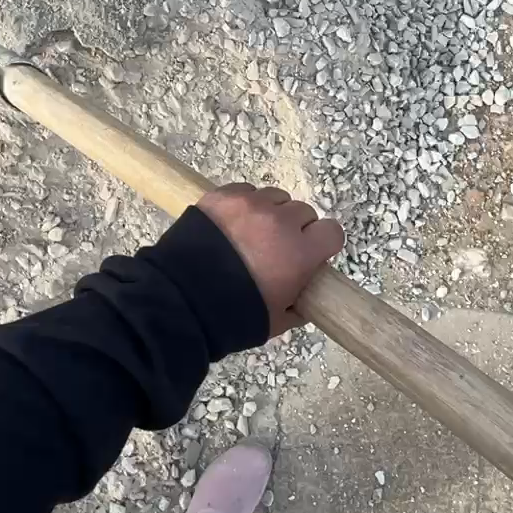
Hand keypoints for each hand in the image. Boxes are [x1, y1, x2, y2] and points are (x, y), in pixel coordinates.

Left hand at [197, 183, 344, 334]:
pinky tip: (230, 225)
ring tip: (250, 235)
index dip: (323, 242)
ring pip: (275, 198)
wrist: (180, 301)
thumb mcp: (278, 320)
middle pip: (303, 212)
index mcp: (300, 252)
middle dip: (295, 229)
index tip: (311, 252)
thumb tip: (307, 294)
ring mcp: (250, 205)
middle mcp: (280, 222)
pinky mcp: (222, 195)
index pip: (332, 231)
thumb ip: (301, 303)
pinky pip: (246, 191)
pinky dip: (243, 205)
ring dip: (270, 214)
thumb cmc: (233, 316)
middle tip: (276, 249)